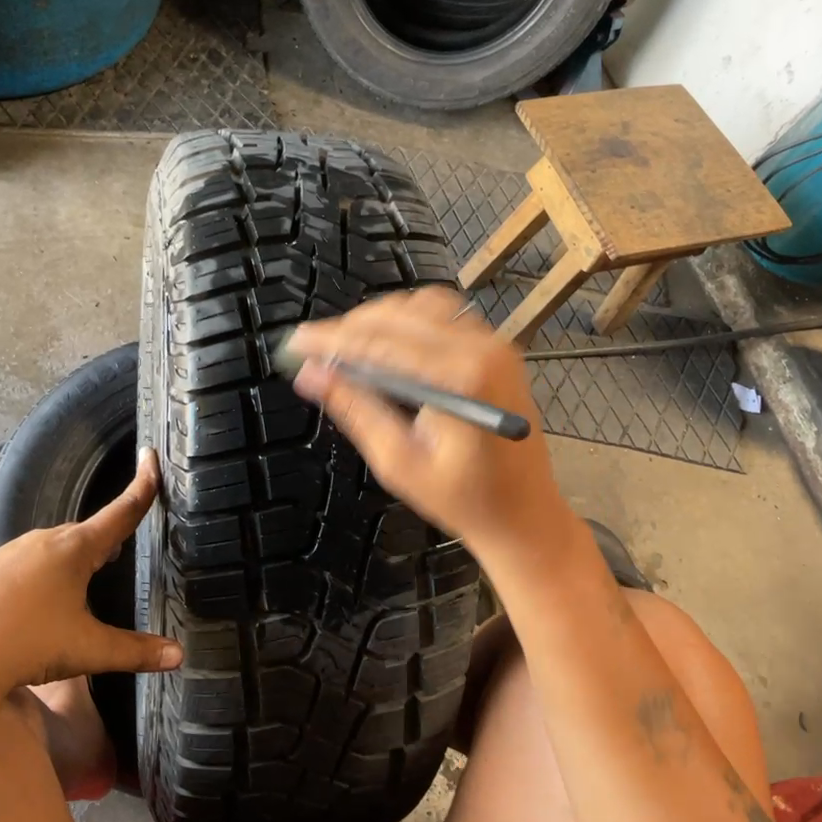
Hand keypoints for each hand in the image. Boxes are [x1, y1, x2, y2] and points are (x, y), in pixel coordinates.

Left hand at [0, 449, 181, 692]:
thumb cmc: (25, 643)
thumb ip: (134, 651)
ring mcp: (5, 557)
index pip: (119, 513)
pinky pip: (20, 568)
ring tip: (82, 581)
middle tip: (119, 546)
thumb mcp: (88, 650)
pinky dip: (38, 578)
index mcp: (73, 550)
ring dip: (70, 561)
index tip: (150, 458)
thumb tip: (177, 656)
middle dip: (103, 538)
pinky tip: (34, 606)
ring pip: (49, 550)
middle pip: (82, 534)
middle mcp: (39, 543)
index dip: (141, 487)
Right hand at [287, 287, 568, 554]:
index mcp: (460, 376)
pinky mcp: (498, 350)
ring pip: (422, 305)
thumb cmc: (464, 501)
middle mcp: (483, 347)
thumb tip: (310, 374)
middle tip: (314, 348)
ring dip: (380, 319)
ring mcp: (496, 344)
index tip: (294, 341)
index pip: (380, 342)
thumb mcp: (399, 462)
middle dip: (351, 326)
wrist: (526, 516)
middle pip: (401, 313)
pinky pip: (445, 316)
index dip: (331, 339)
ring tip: (346, 346)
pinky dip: (409, 322)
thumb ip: (355, 409)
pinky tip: (386, 347)